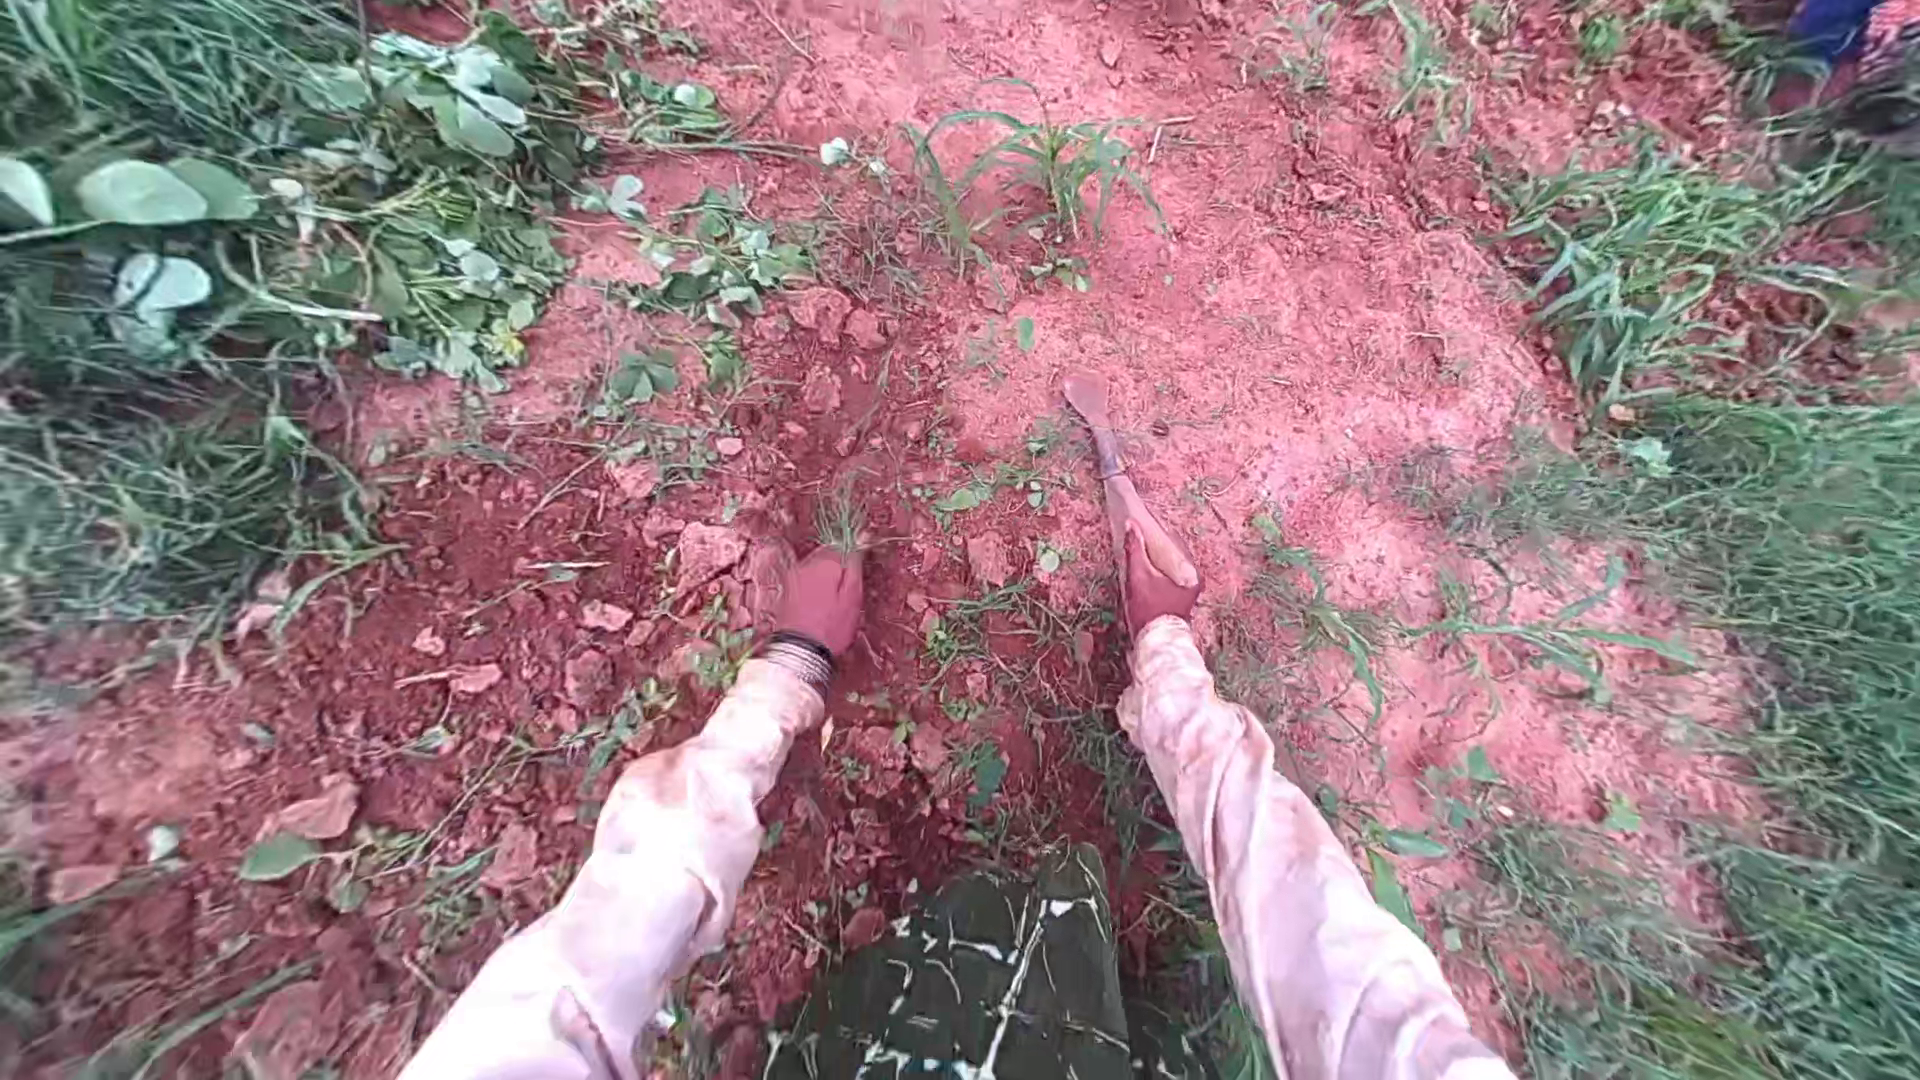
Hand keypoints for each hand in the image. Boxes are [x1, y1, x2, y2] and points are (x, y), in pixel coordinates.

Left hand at [775, 547, 864, 656]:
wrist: (800, 650)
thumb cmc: (830, 627)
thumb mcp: (853, 598)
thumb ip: (854, 570)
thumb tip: (855, 553)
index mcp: (824, 563)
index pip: (842, 549)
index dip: (851, 562)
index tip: (856, 577)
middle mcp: (805, 566)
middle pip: (825, 558)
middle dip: (837, 570)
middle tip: (846, 592)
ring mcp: (792, 579)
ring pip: (814, 571)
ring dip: (824, 580)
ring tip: (833, 602)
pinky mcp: (786, 593)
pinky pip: (804, 583)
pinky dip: (813, 590)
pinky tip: (819, 607)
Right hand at [1122, 522, 1200, 633]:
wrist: (1156, 641)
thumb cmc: (1150, 610)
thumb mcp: (1139, 577)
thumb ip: (1135, 551)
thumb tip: (1131, 524)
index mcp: (1190, 570)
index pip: (1173, 540)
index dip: (1156, 529)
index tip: (1142, 519)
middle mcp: (1193, 577)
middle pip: (1173, 551)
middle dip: (1156, 541)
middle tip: (1139, 530)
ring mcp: (1188, 588)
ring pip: (1171, 562)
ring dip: (1156, 554)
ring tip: (1140, 544)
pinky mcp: (1179, 596)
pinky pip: (1169, 572)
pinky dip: (1158, 565)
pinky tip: (1146, 563)